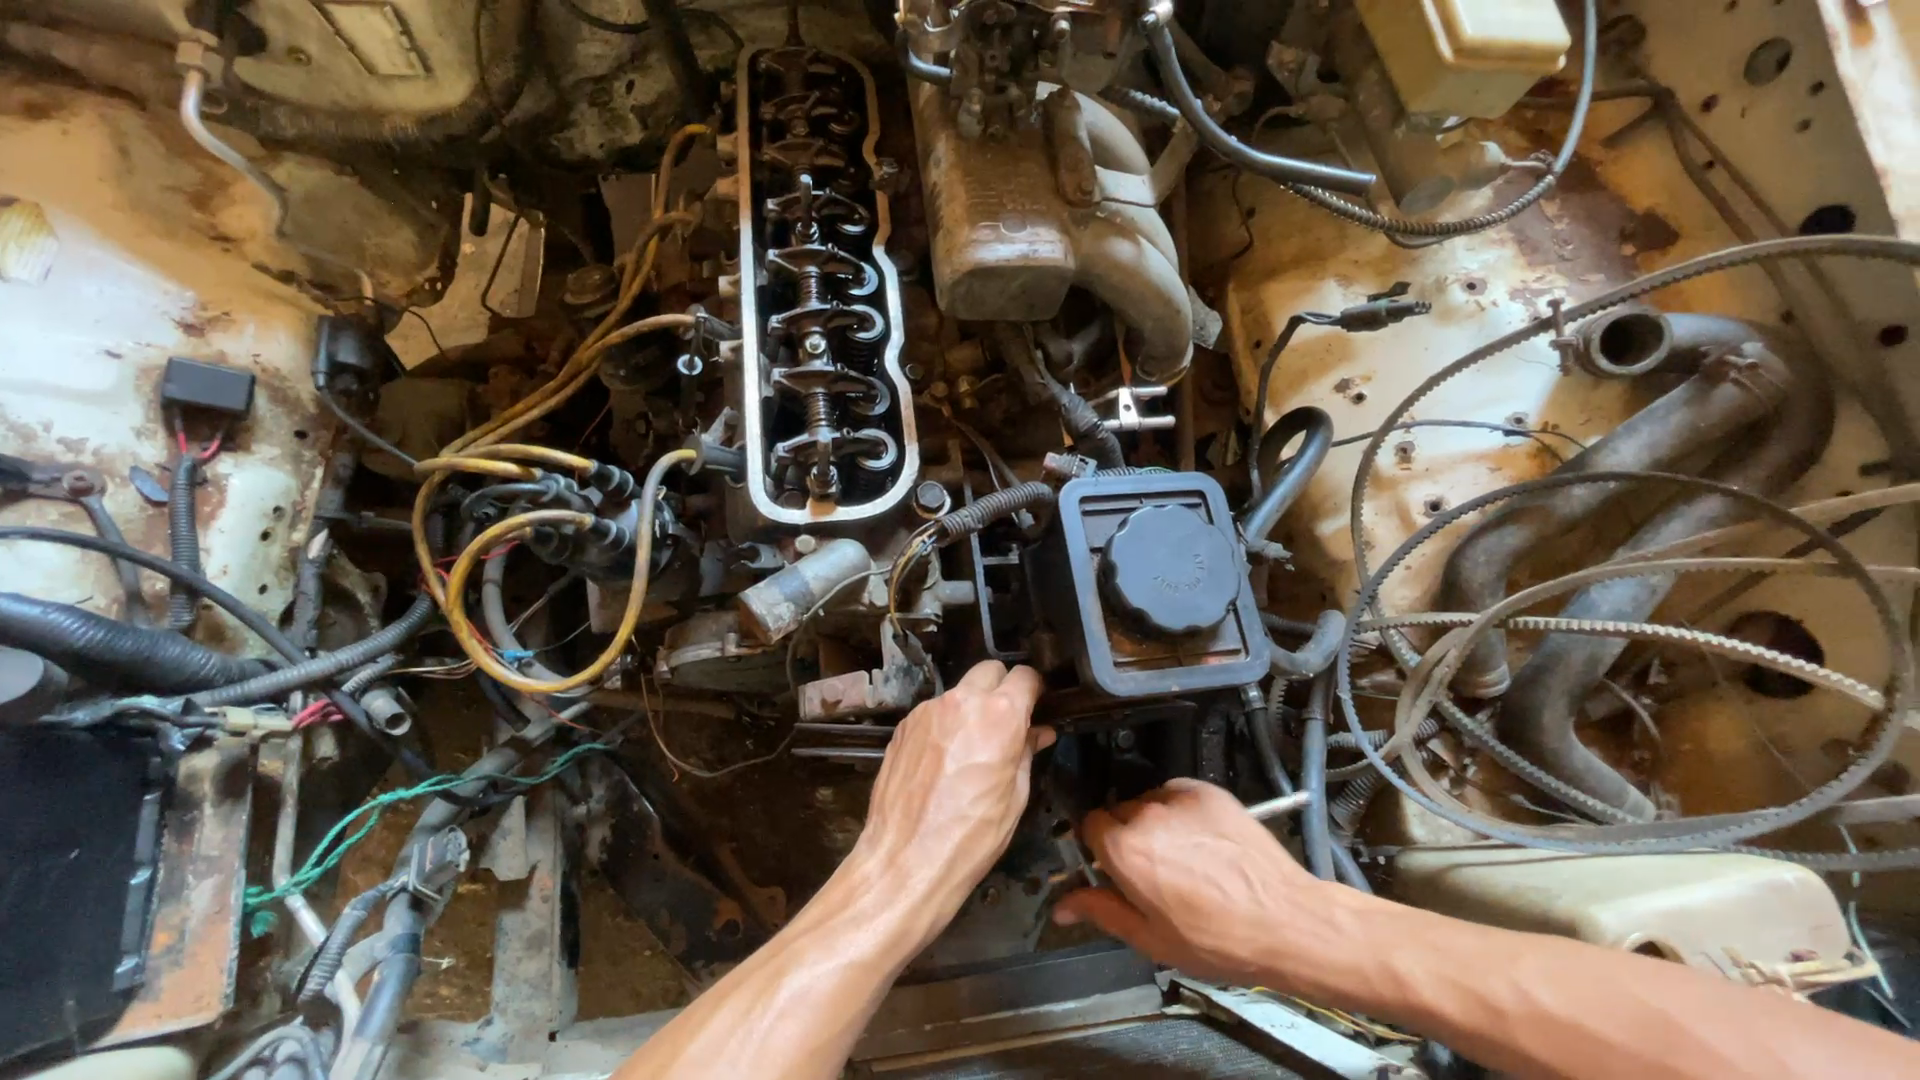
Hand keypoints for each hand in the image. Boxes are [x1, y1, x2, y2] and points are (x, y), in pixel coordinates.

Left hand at [855, 661, 1053, 920]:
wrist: (907, 859)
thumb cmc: (972, 835)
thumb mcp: (1015, 797)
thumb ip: (1026, 752)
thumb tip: (1038, 732)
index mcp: (999, 716)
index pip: (1025, 676)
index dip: (1034, 690)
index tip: (1036, 706)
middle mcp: (962, 702)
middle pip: (989, 671)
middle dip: (1001, 688)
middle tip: (1004, 722)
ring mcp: (927, 710)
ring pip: (958, 692)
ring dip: (970, 708)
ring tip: (970, 748)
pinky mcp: (903, 725)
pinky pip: (933, 712)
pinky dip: (944, 725)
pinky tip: (942, 760)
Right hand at [1054, 779, 1327, 986]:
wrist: (1286, 921)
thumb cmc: (1215, 940)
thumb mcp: (1150, 938)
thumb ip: (1100, 911)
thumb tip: (1061, 906)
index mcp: (1123, 849)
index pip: (1089, 825)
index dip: (1098, 847)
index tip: (1113, 867)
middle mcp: (1145, 813)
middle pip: (1119, 813)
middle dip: (1126, 836)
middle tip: (1152, 870)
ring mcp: (1179, 798)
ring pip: (1148, 802)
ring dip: (1154, 822)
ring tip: (1184, 856)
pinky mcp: (1208, 790)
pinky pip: (1178, 793)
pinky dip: (1181, 811)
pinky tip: (1202, 840)